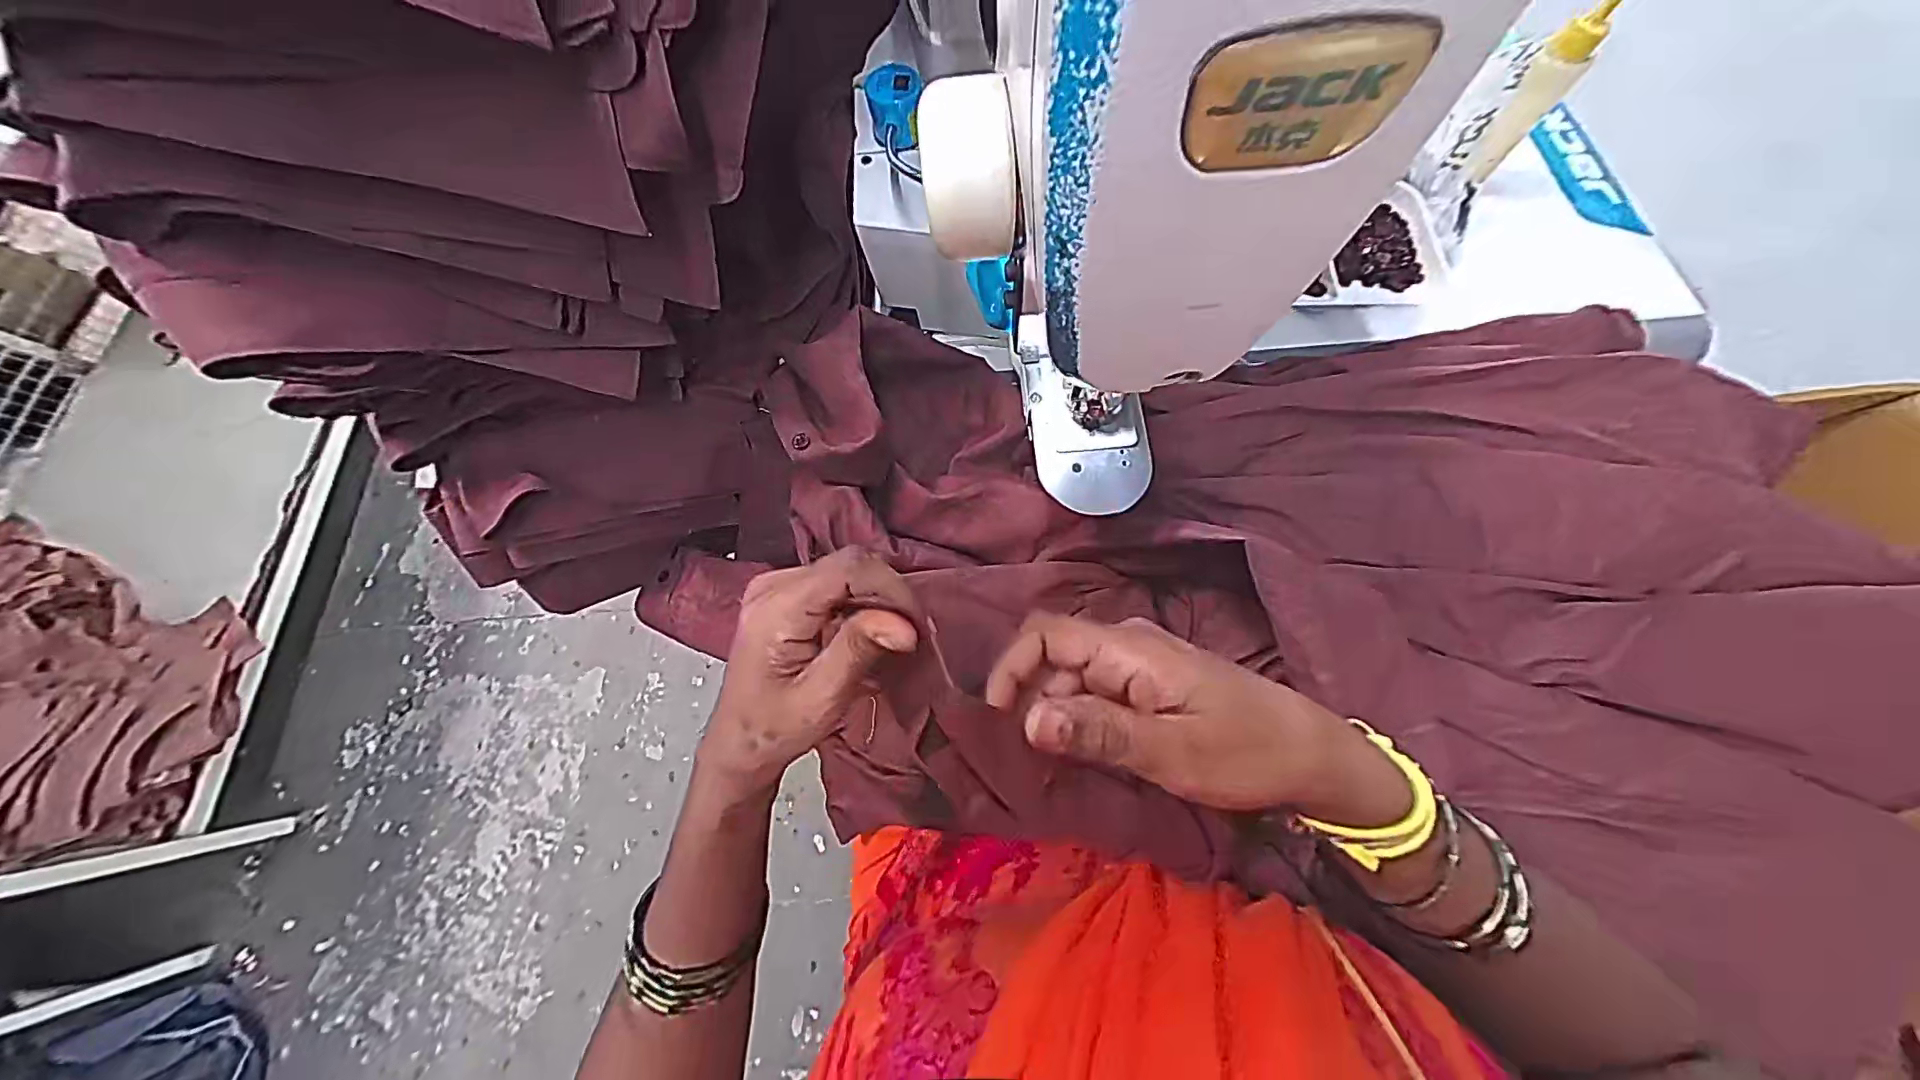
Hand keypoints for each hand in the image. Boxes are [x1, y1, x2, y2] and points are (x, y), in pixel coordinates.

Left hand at [697, 548, 918, 802]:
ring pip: (849, 569)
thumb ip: (858, 651)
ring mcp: (779, 584)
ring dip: (880, 600)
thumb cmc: (774, 728)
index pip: (848, 568)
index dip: (892, 589)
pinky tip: (871, 633)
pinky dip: (864, 603)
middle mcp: (774, 585)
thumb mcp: (821, 699)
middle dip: (890, 595)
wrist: (741, 741)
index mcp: (776, 608)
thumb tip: (904, 624)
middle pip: (850, 564)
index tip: (917, 625)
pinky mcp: (789, 592)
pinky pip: (839, 581)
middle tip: (912, 634)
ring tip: (895, 636)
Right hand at [984, 613, 1410, 824]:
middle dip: (1032, 701)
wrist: (1315, 755)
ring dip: (1058, 716)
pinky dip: (1083, 722)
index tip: (996, 719)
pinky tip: (1089, 756)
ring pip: (1074, 679)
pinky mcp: (1151, 686)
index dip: (1010, 668)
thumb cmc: (1247, 751)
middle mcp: (1127, 645)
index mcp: (1129, 649)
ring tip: (1056, 766)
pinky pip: (1098, 694)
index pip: (1046, 633)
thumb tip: (1028, 720)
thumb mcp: (1172, 751)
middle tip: (1028, 759)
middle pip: (1055, 659)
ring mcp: (1140, 664)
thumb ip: (1099, 732)